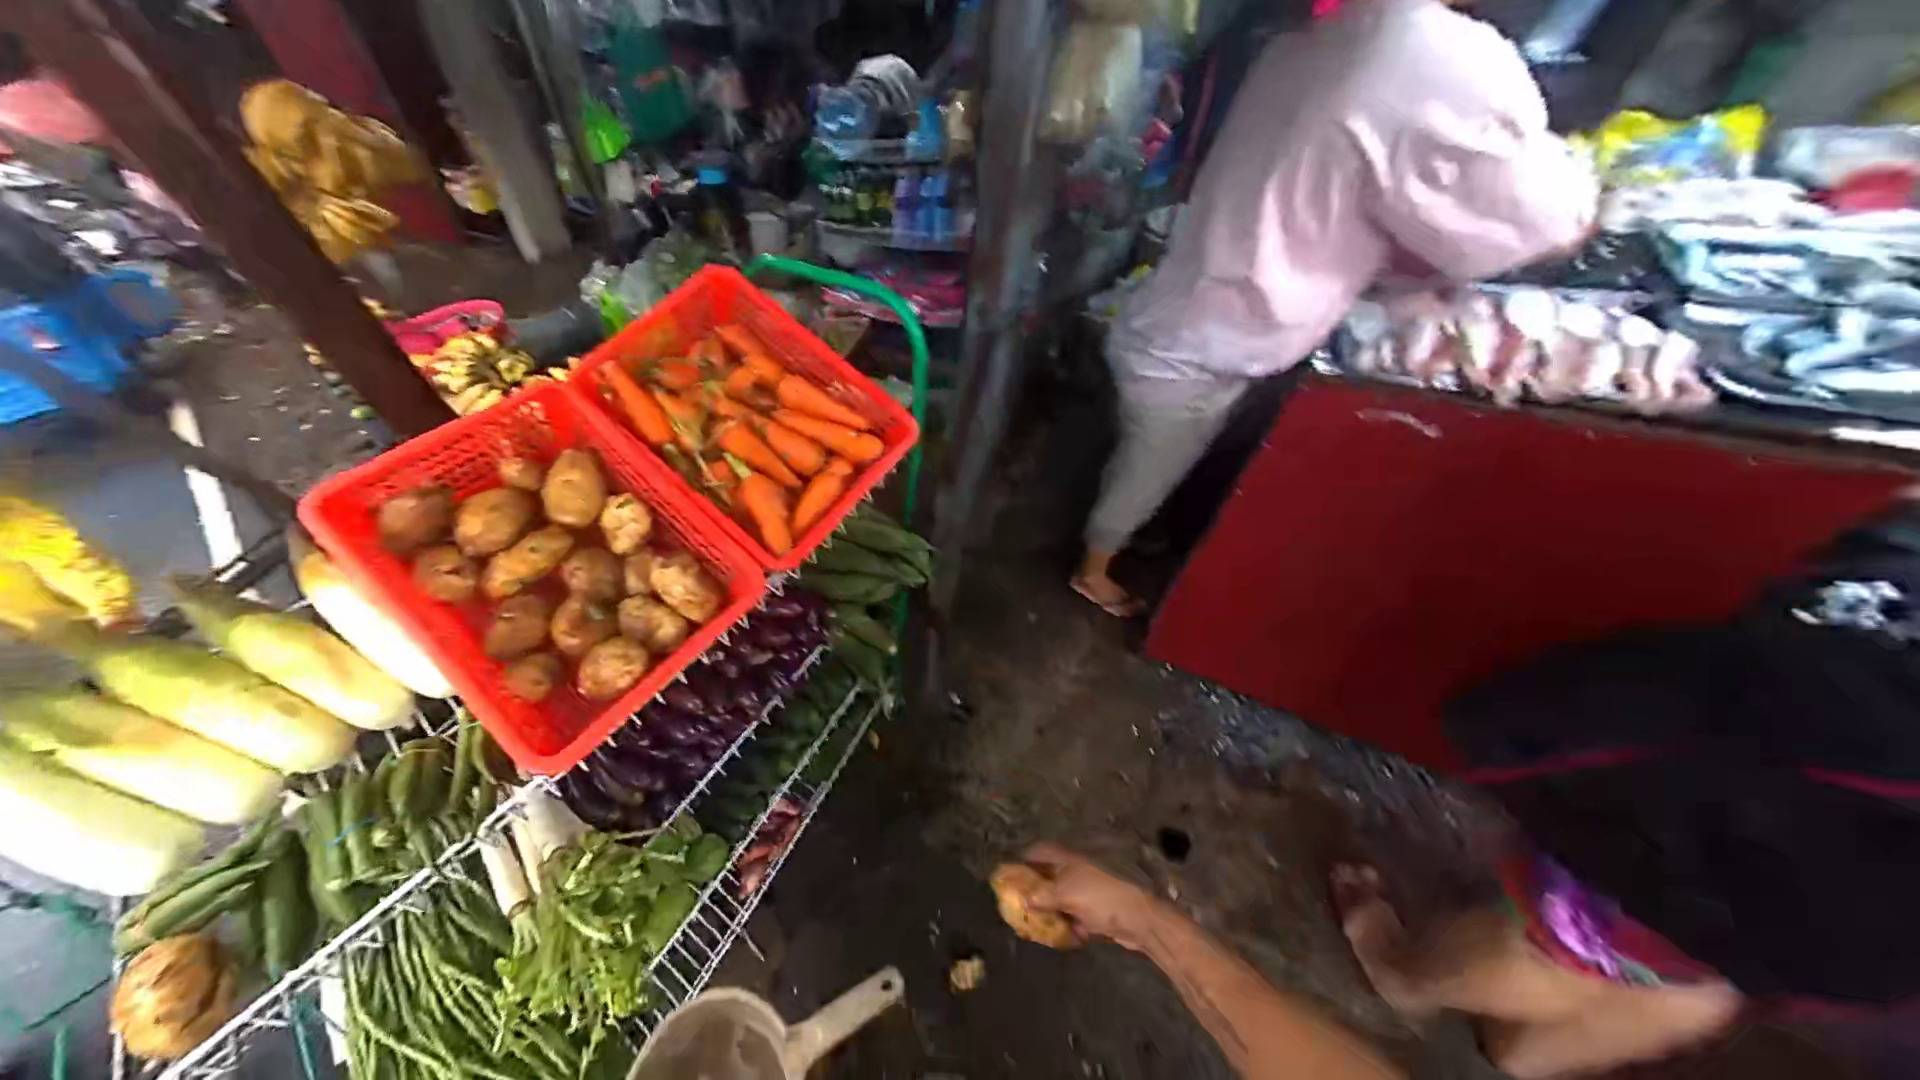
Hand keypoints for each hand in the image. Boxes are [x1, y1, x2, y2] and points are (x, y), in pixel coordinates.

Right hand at [1022, 843, 1165, 951]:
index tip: (1010, 880)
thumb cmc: (1101, 897)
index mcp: (1068, 857)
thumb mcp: (1066, 894)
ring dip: (1054, 913)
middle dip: (1037, 894)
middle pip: (1049, 877)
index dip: (1023, 864)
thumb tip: (1023, 900)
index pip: (1039, 852)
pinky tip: (1074, 936)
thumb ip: (1041, 896)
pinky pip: (1077, 913)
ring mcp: (1089, 887)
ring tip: (1044, 929)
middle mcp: (1077, 868)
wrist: (1141, 918)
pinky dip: (1073, 923)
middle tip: (1023, 910)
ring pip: (1062, 898)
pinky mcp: (1099, 907)